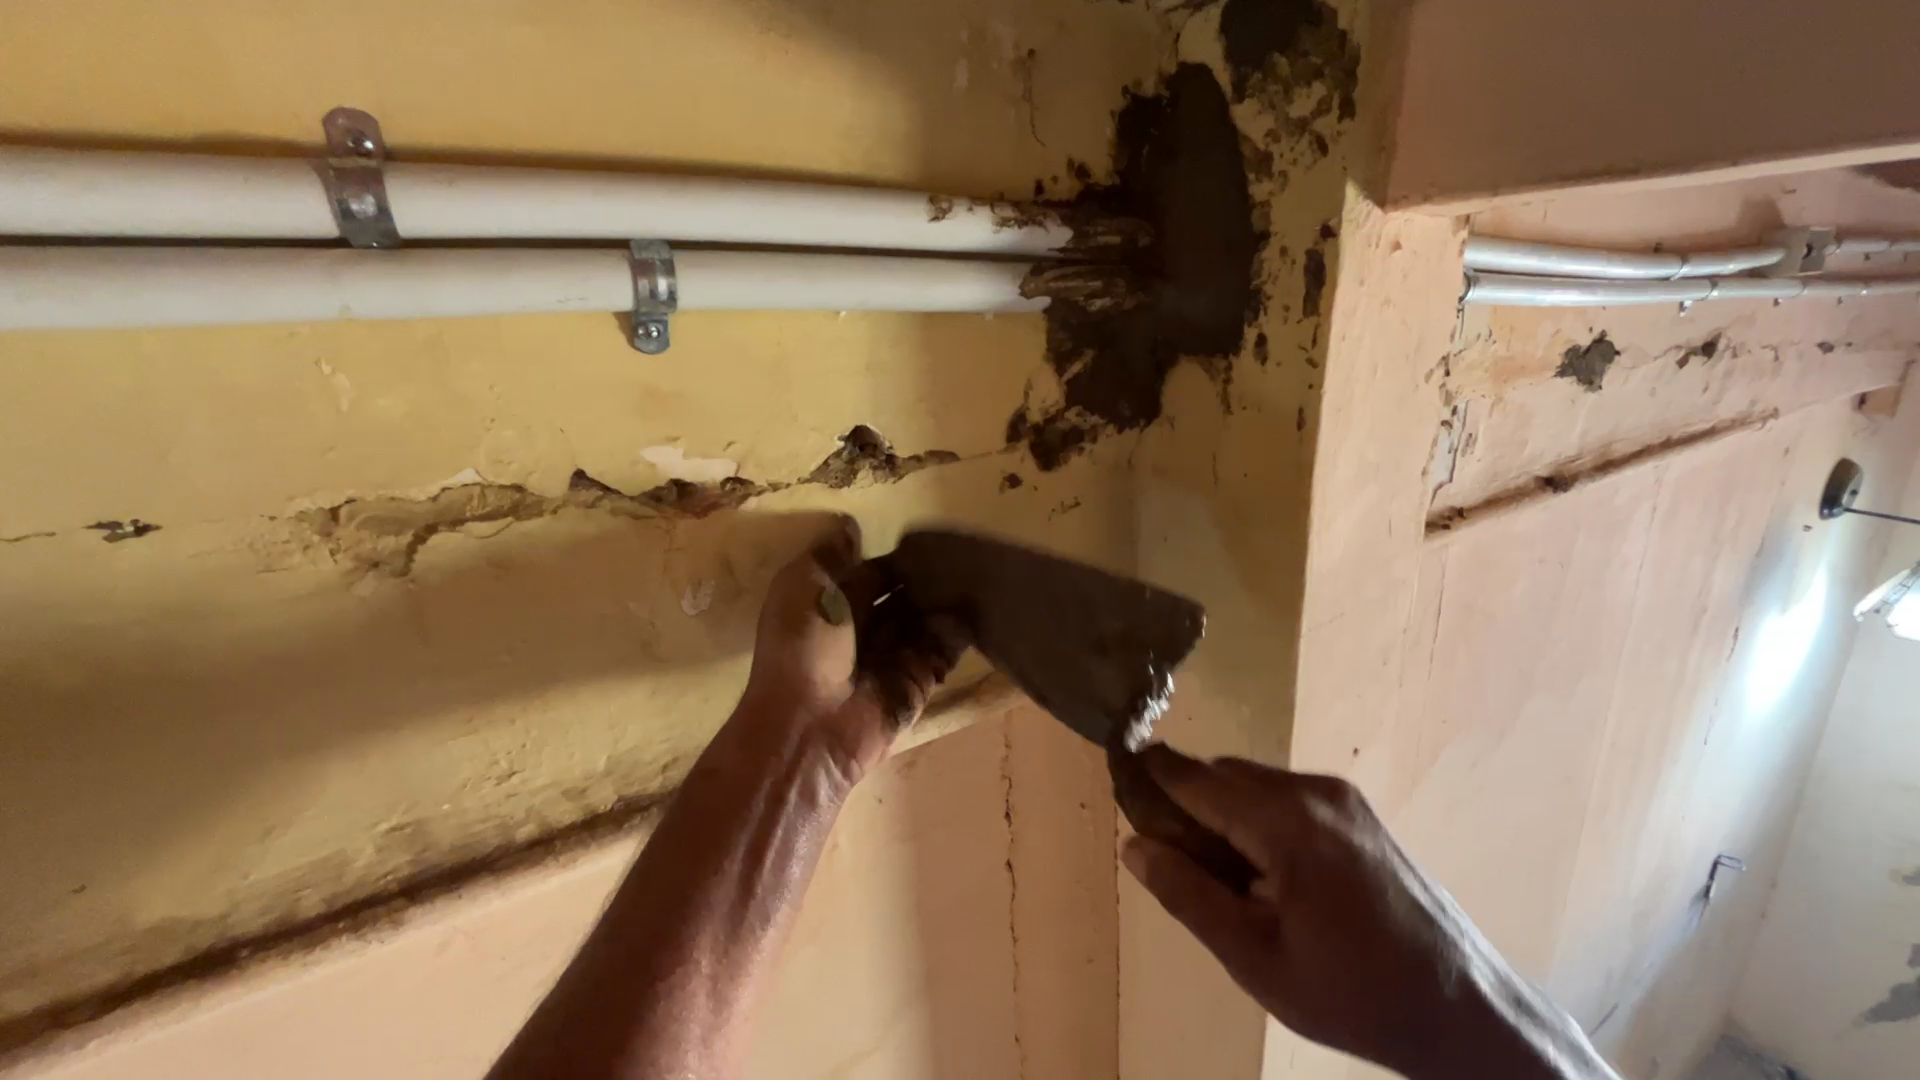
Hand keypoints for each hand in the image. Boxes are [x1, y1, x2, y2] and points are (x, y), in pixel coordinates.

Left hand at [739, 518, 964, 781]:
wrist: (812, 724)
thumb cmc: (802, 646)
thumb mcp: (802, 585)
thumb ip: (828, 555)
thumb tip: (851, 527)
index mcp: (830, 605)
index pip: (870, 573)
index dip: (894, 557)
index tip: (926, 537)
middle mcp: (864, 629)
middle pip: (902, 596)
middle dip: (926, 577)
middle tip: (962, 550)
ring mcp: (893, 656)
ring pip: (926, 620)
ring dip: (947, 599)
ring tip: (980, 569)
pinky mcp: (920, 680)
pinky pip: (944, 649)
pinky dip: (961, 629)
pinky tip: (982, 603)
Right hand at [1121, 748, 1598, 1079]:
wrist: (1467, 1013)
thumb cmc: (1352, 993)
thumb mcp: (1254, 957)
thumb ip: (1187, 894)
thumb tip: (1133, 845)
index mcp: (1286, 821)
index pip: (1195, 778)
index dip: (1150, 774)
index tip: (1116, 769)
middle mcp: (1314, 791)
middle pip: (1224, 774)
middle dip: (1186, 799)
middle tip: (1166, 852)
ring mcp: (1342, 798)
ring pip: (1254, 782)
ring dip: (1222, 808)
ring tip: (1218, 871)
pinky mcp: (1359, 813)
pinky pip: (1285, 795)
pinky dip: (1256, 815)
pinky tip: (1263, 868)